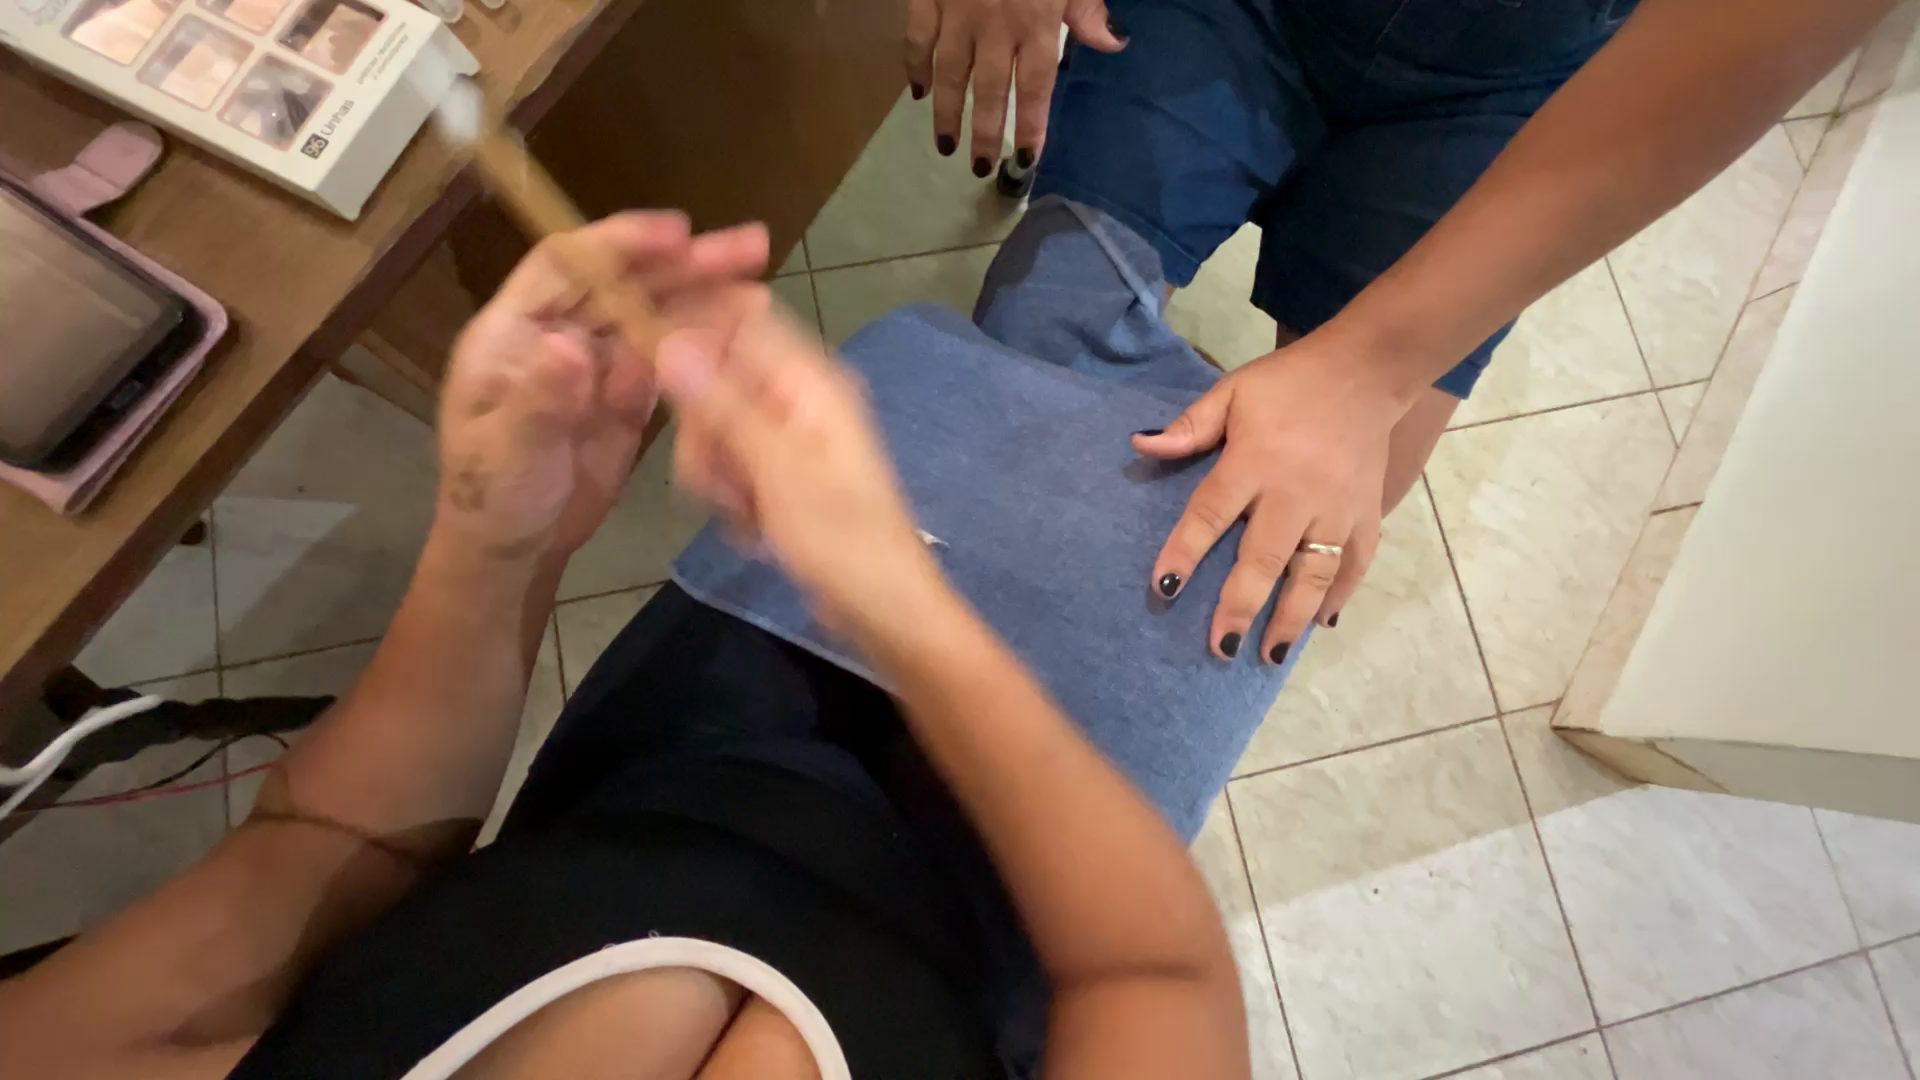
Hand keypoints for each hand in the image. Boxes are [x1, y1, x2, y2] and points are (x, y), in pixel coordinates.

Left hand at [434, 211, 768, 564]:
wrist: (518, 544)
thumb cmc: (494, 496)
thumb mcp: (509, 452)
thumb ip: (539, 401)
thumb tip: (573, 346)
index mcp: (514, 334)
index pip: (566, 268)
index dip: (620, 245)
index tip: (677, 233)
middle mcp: (560, 335)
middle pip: (624, 284)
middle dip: (683, 264)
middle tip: (746, 248)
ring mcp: (599, 367)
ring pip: (653, 318)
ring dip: (702, 298)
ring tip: (756, 284)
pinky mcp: (628, 398)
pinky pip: (667, 362)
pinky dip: (701, 346)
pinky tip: (738, 334)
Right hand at [654, 294, 942, 634]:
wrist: (884, 606)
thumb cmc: (842, 539)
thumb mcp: (778, 471)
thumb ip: (723, 406)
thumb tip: (670, 343)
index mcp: (810, 381)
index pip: (739, 319)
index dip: (693, 333)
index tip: (656, 372)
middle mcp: (799, 399)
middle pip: (716, 379)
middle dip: (704, 432)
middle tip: (721, 481)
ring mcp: (790, 439)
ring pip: (718, 428)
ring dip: (717, 474)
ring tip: (746, 514)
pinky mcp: (783, 476)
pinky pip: (734, 466)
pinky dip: (734, 497)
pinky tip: (754, 528)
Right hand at [905, 0, 1125, 173]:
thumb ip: (1089, 6)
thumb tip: (1114, 44)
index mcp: (1038, 20)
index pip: (1036, 86)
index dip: (1031, 126)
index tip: (1027, 158)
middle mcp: (997, 25)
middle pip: (990, 92)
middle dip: (985, 134)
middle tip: (981, 170)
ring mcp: (958, 11)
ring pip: (949, 74)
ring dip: (947, 113)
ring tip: (945, 147)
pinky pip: (916, 36)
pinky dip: (913, 66)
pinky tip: (916, 93)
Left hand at [1134, 343, 1402, 662]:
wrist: (1367, 370)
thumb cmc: (1287, 385)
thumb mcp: (1232, 392)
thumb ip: (1190, 426)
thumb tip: (1140, 445)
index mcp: (1255, 461)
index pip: (1210, 515)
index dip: (1184, 553)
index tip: (1164, 591)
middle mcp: (1297, 492)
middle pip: (1263, 558)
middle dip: (1240, 606)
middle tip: (1219, 646)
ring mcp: (1339, 507)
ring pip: (1313, 573)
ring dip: (1290, 616)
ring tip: (1269, 655)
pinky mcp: (1369, 513)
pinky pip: (1356, 563)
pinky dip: (1338, 595)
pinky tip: (1320, 624)